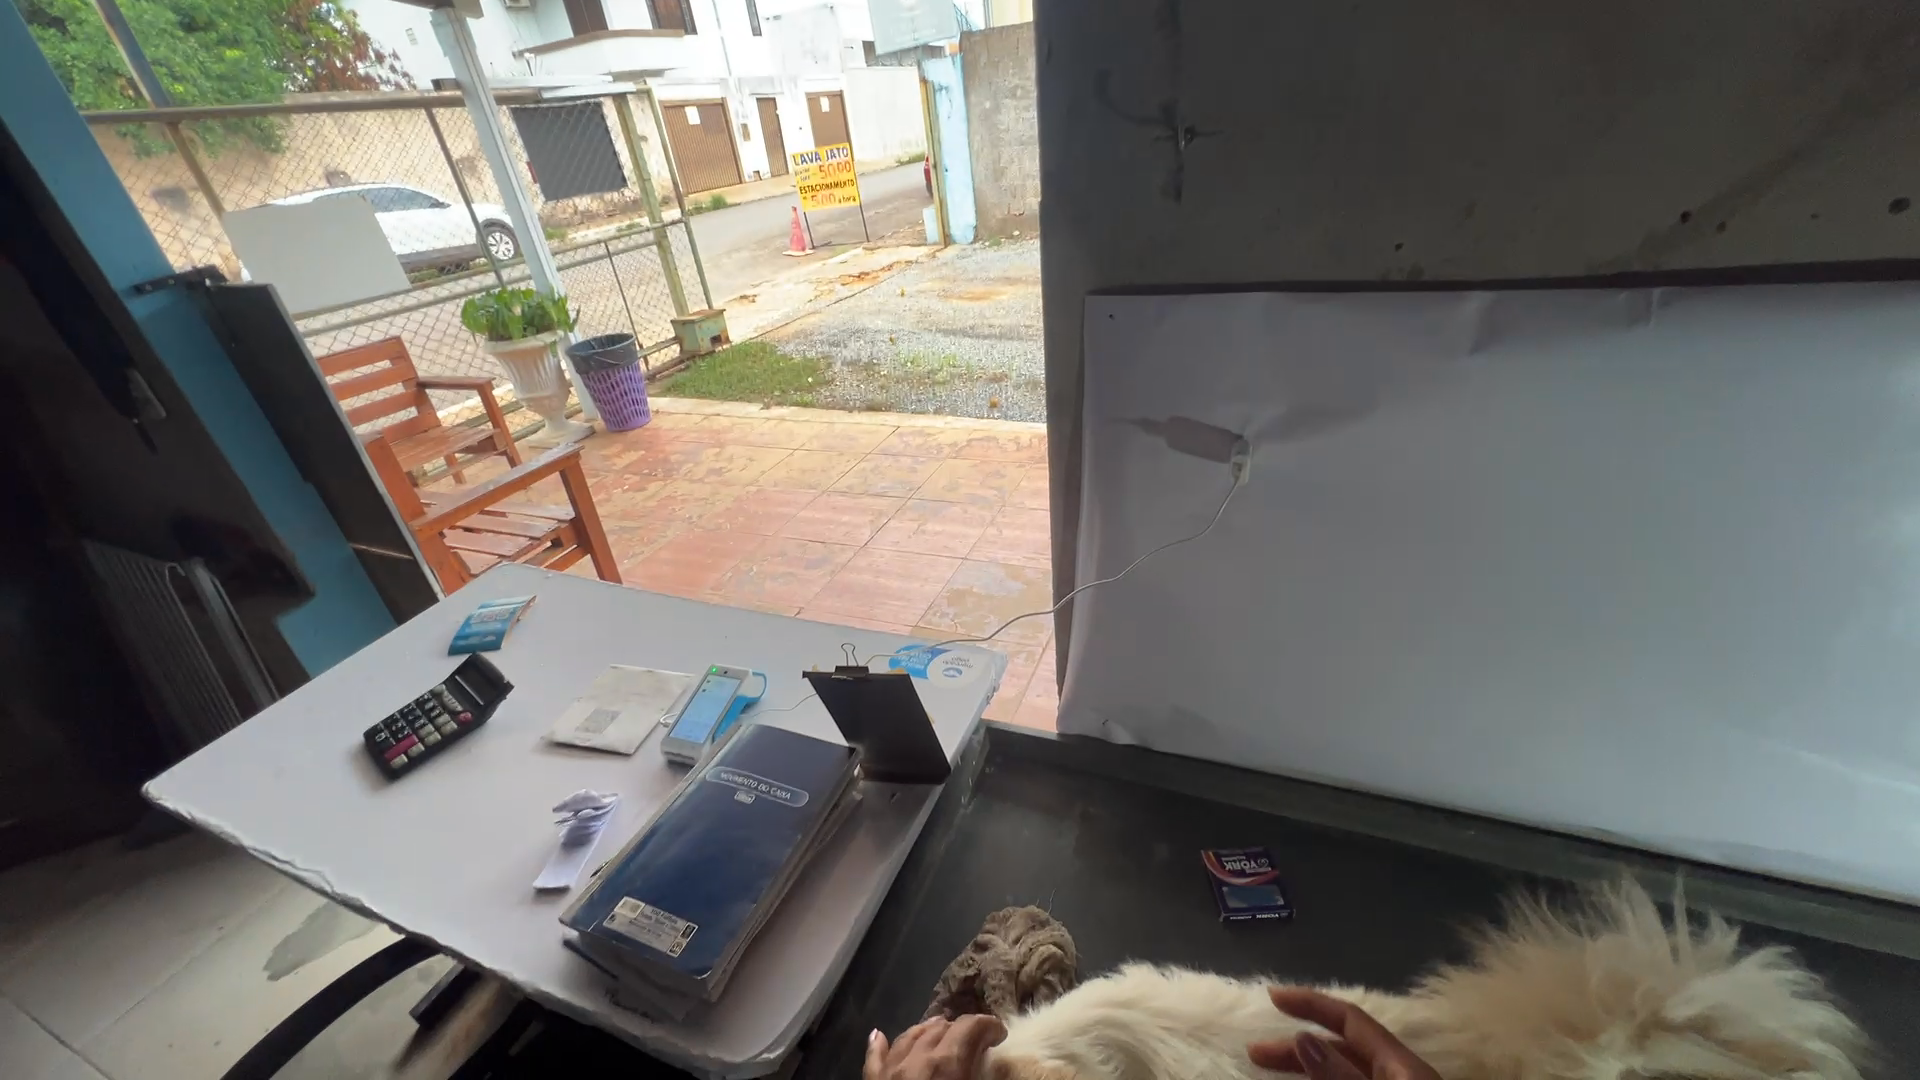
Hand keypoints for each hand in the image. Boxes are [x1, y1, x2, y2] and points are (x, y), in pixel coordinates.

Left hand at [864, 1015, 1008, 1079]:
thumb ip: (981, 1074)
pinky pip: (874, 1059)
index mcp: (947, 1064)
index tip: (1000, 1033)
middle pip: (942, 1029)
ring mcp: (890, 1070)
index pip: (970, 1027)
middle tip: (974, 1039)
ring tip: (940, 1031)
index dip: (989, 1026)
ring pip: (911, 1036)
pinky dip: (880, 1045)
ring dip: (928, 1032)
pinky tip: (880, 1035)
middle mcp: (917, 1059)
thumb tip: (996, 1062)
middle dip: (960, 1030)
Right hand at [1247, 988, 1441, 1079]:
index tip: (1272, 999)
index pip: (1350, 1020)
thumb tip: (1303, 1038)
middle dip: (1297, 1049)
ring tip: (1272, 1079)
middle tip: (1256, 1054)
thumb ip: (1340, 1079)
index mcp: (1402, 1069)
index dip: (1311, 1003)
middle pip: (1341, 1051)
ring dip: (1307, 1075)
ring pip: (1343, 1079)